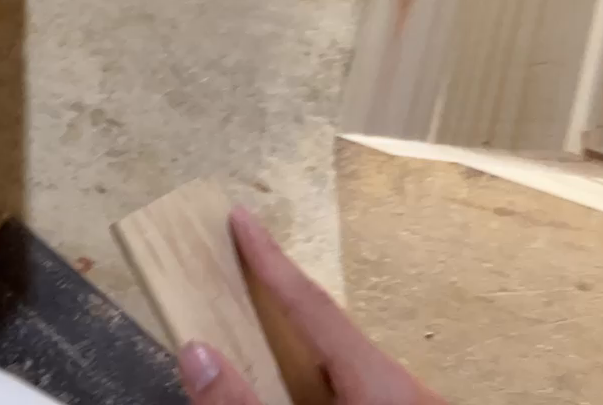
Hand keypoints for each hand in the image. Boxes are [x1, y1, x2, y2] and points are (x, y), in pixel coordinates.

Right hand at [178, 209, 443, 404]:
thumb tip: (195, 351)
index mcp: (386, 391)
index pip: (314, 307)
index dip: (269, 260)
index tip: (238, 216)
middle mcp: (407, 396)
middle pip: (332, 335)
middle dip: (283, 300)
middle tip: (239, 264)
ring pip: (348, 371)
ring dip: (299, 349)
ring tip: (260, 323)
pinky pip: (356, 394)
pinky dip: (317, 385)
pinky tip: (299, 388)